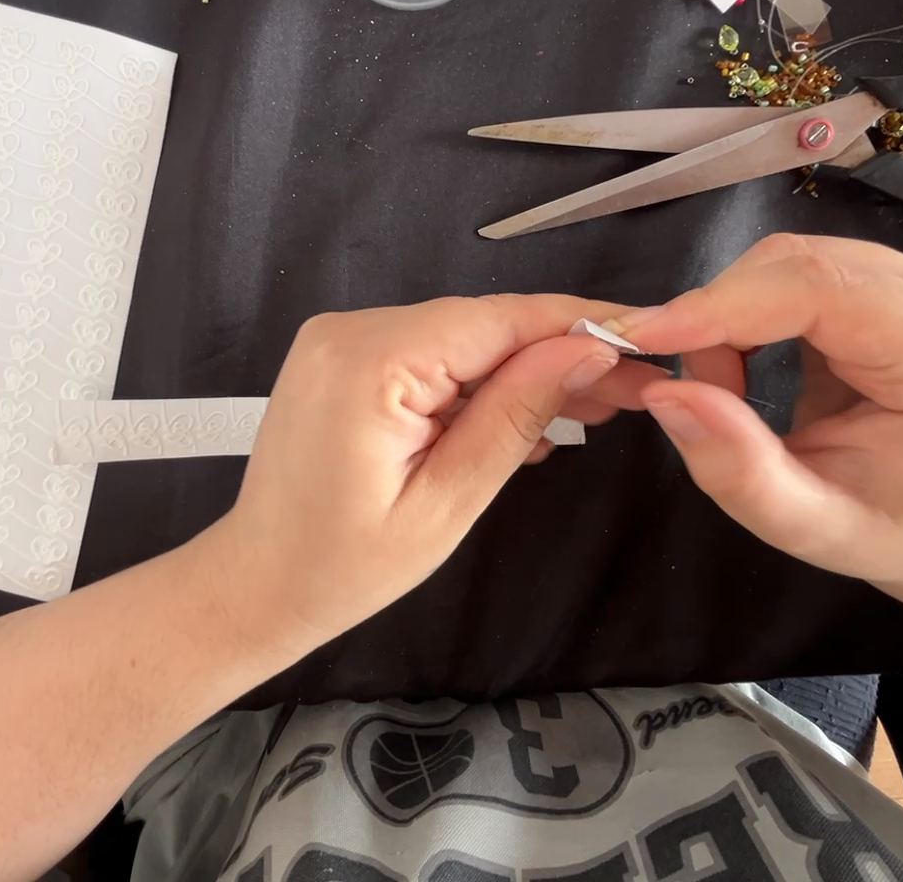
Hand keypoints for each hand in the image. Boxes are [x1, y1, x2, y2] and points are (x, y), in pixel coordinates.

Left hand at [202, 295, 655, 649]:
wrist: (258, 583)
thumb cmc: (345, 567)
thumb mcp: (448, 500)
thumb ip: (517, 413)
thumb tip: (589, 348)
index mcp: (369, 362)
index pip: (496, 319)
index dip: (577, 322)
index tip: (644, 338)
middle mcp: (349, 329)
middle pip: (479, 324)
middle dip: (556, 354)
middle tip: (627, 393)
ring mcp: (340, 339)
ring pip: (458, 339)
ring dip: (519, 374)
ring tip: (586, 413)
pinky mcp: (343, 357)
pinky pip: (426, 356)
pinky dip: (473, 385)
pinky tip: (519, 421)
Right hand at [605, 234, 902, 597]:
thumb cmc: (887, 529)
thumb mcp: (810, 529)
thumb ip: (741, 472)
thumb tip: (665, 392)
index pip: (823, 293)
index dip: (723, 306)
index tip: (640, 337)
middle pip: (795, 265)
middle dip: (717, 319)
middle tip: (696, 394)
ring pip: (781, 261)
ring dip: (725, 318)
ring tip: (726, 390)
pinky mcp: (878, 282)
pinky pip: (783, 271)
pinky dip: (738, 312)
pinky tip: (743, 363)